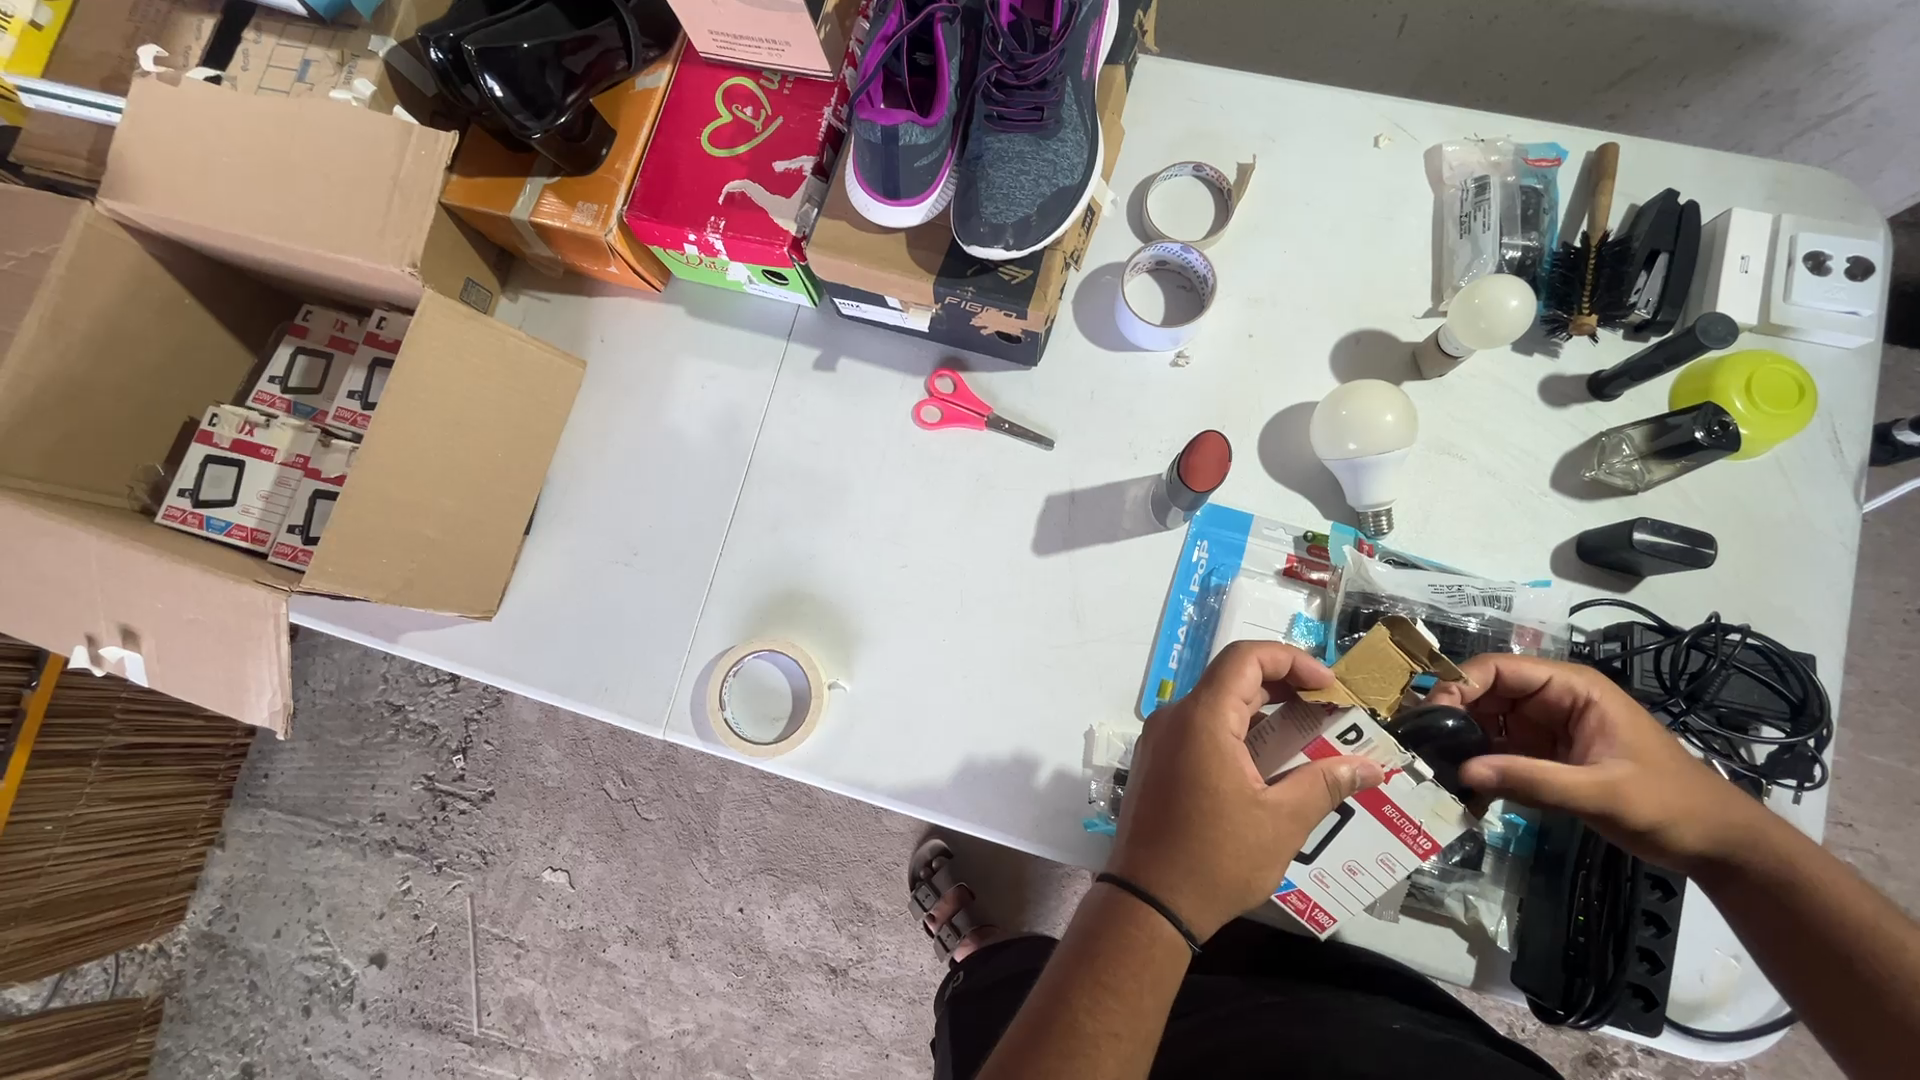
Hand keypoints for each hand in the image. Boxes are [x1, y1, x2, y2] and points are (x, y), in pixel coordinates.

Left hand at [1106, 642, 1384, 941]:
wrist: (1148, 901)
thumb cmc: (1216, 859)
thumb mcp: (1281, 822)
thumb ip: (1325, 783)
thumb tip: (1370, 766)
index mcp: (1202, 719)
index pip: (1245, 658)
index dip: (1291, 660)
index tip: (1328, 685)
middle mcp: (1174, 718)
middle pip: (1231, 678)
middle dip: (1283, 685)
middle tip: (1327, 709)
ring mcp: (1159, 739)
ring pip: (1216, 704)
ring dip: (1261, 711)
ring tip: (1307, 735)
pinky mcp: (1156, 761)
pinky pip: (1200, 729)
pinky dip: (1237, 731)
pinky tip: (1268, 763)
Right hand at [1426, 653, 1766, 872]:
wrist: (1718, 845)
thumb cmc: (1672, 806)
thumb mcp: (1604, 793)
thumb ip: (1534, 780)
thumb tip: (1463, 771)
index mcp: (1571, 688)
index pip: (1497, 669)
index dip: (1458, 686)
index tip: (1430, 718)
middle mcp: (1550, 701)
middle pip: (1482, 693)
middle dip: (1449, 716)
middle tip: (1418, 746)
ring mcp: (1544, 729)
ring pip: (1482, 723)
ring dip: (1457, 743)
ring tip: (1430, 768)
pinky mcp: (1541, 758)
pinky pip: (1495, 753)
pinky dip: (1475, 767)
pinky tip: (1458, 788)